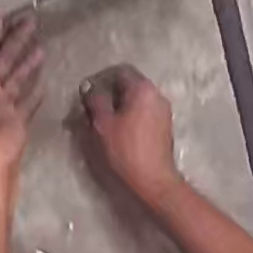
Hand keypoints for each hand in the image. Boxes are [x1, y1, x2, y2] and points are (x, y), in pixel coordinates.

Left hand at [0, 6, 43, 188]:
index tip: (12, 13)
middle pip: (3, 60)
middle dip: (17, 40)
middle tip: (33, 21)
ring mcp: (0, 108)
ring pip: (16, 79)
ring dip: (28, 62)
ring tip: (41, 45)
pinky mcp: (16, 123)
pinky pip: (26, 104)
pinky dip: (34, 93)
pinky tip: (43, 83)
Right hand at [81, 64, 178, 202]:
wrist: (153, 180)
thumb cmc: (126, 150)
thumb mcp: (103, 124)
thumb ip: (95, 100)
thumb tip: (89, 88)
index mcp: (143, 89)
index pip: (119, 72)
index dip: (100, 79)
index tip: (88, 93)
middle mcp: (157, 95)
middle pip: (129, 84)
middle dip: (110, 92)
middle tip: (93, 107)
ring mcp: (164, 110)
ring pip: (137, 99)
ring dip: (120, 105)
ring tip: (104, 120)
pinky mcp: (165, 125)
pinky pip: (144, 111)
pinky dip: (130, 115)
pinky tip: (119, 130)